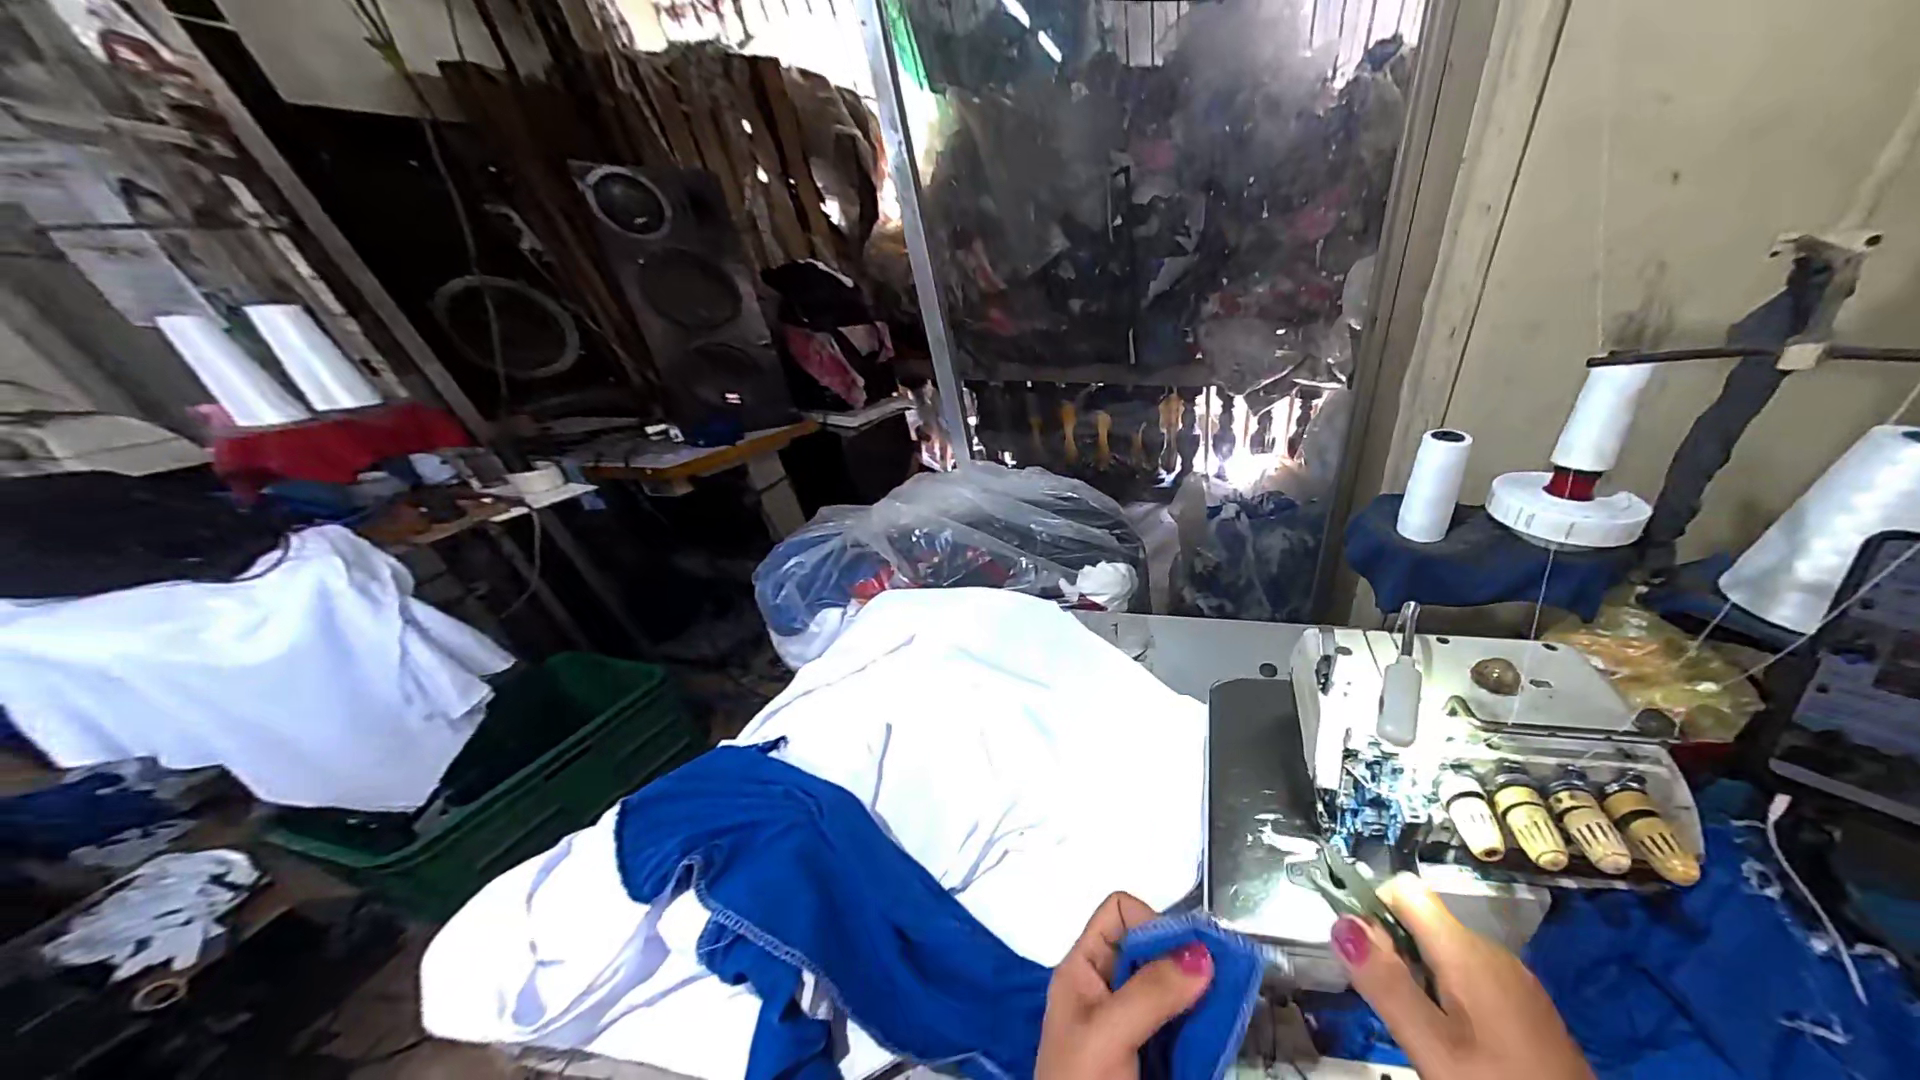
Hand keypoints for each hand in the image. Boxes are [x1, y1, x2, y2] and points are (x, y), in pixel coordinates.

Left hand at [1036, 892, 1214, 1079]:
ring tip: (1233, 1004)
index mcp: (1084, 970)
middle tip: (1228, 978)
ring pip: (1177, 987)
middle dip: (1189, 959)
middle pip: (1153, 949)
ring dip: (1205, 993)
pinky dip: (1208, 1026)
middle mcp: (1109, 988)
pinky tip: (1225, 1032)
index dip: (1153, 923)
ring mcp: (1135, 1023)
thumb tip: (1202, 951)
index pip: (1119, 914)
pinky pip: (1188, 1026)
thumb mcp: (1106, 1036)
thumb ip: (1150, 993)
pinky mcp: (1160, 1057)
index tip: (1186, 956)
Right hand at [1333, 875, 1593, 1079]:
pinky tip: (1456, 1040)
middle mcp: (1491, 952)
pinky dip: (1446, 993)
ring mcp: (1514, 979)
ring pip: (1442, 950)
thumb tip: (1340, 920)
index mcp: (1466, 950)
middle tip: (1394, 1007)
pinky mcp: (1526, 1006)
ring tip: (1423, 1029)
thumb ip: (1385, 981)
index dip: (1372, 910)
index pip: (1404, 889)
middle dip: (1393, 950)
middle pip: (1421, 921)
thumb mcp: (1432, 1046)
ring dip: (1418, 974)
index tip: (1367, 958)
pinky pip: (1469, 975)